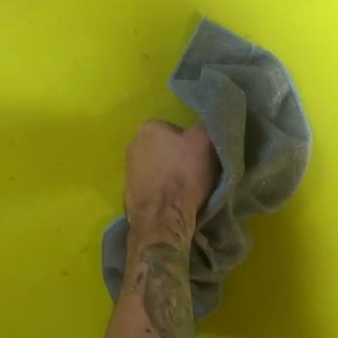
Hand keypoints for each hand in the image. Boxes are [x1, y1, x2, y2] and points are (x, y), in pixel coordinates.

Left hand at [123, 121, 217, 243]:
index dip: (190, 142)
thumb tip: (209, 118)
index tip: (199, 155)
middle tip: (194, 171)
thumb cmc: (183, 176)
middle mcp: (133, 144)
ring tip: (185, 188)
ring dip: (168, 174)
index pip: (174, 129)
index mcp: (148, 128)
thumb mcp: (204, 143)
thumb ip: (206, 125)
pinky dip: (160, 191)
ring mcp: (128, 170)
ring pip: (156, 167)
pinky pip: (150, 186)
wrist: (162, 220)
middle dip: (177, 156)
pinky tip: (172, 200)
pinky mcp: (128, 193)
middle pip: (164, 147)